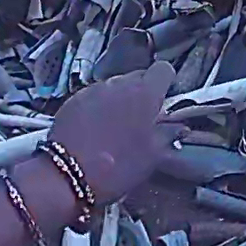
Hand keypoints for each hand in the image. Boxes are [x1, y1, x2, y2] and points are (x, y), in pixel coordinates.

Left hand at [47, 62, 181, 203]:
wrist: (67, 175)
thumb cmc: (118, 166)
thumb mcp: (152, 156)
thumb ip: (168, 135)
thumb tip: (179, 127)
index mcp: (145, 94)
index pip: (163, 69)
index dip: (166, 81)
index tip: (163, 98)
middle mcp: (120, 84)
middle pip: (138, 76)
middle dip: (142, 92)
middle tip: (141, 118)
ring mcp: (94, 89)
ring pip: (115, 86)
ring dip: (120, 99)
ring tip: (116, 125)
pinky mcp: (74, 98)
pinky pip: (94, 95)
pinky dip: (99, 106)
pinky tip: (95, 128)